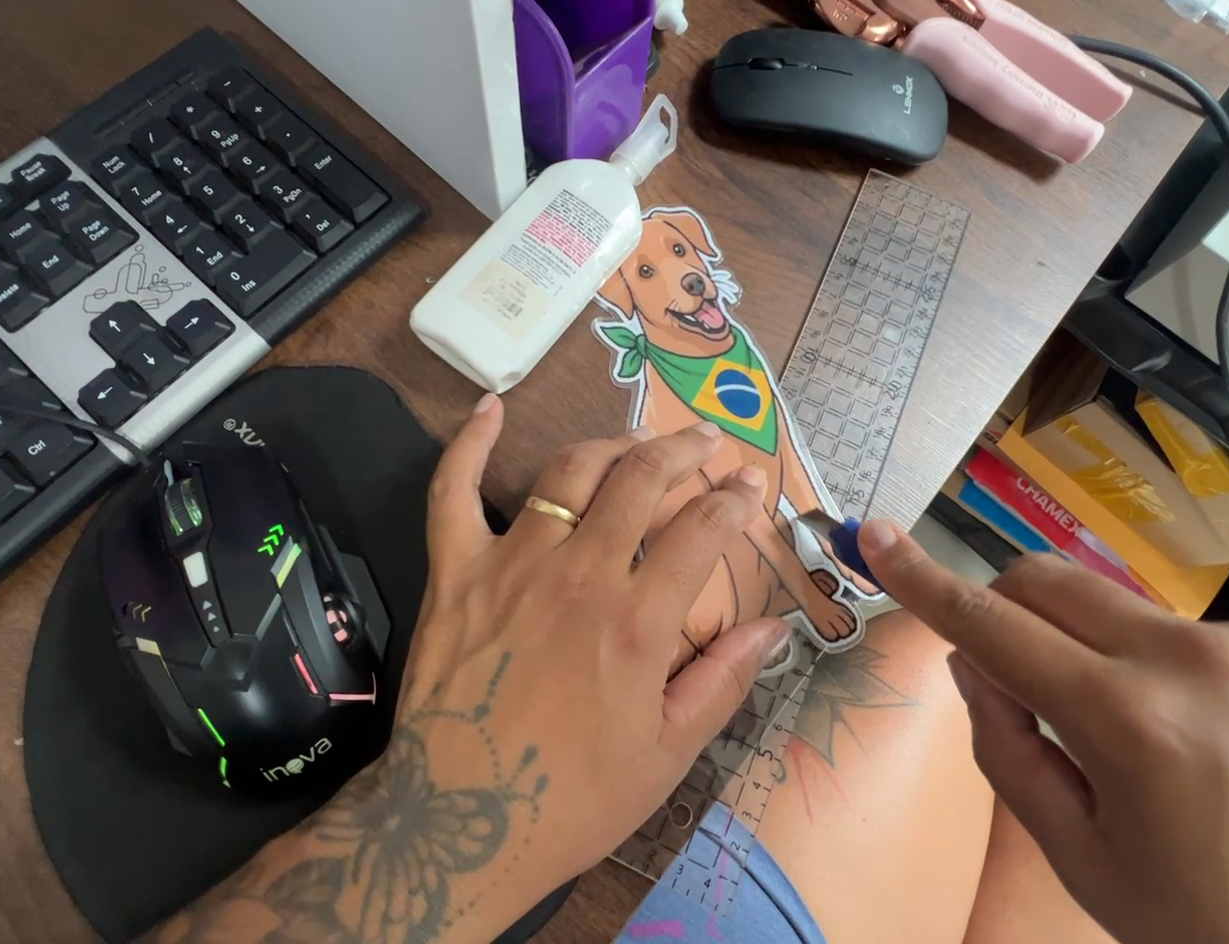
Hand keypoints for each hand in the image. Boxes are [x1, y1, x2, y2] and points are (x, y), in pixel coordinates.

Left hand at [154, 396, 788, 943]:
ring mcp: (512, 562)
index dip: (736, 501)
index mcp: (638, 620)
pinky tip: (490, 406)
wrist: (458, 821)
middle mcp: (580, 573)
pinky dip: (470, 443)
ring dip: (611, 444)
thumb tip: (775, 627)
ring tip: (638, 439)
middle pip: (641, 480)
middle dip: (684, 451)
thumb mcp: (667, 755)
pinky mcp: (456, 569)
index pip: (703, 532)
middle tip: (706, 441)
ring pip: (569, 472)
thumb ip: (724, 682)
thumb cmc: (572, 796)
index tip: (752, 486)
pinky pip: (454, 491)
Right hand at [857, 522, 1228, 943]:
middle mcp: (1197, 658)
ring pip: (1130, 613)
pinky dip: (1190, 674)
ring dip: (1108, 656)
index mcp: (1130, 722)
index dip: (920, 579)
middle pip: (1048, 581)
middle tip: (1022, 676)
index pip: (988, 625)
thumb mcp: (1096, 871)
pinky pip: (1214, 638)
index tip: (874, 535)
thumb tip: (976, 667)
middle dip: (1008, 610)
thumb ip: (1012, 755)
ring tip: (1170, 748)